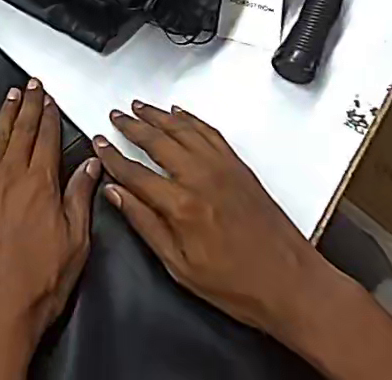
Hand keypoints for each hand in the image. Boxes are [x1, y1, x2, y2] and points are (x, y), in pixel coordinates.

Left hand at [0, 79, 99, 379]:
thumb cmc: (36, 285)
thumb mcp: (75, 243)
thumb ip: (81, 197)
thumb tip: (91, 164)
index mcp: (41, 184)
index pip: (47, 137)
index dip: (50, 115)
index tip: (50, 99)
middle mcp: (12, 176)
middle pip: (22, 129)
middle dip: (29, 104)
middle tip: (32, 84)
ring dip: (6, 112)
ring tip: (12, 93)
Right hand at [99, 101, 391, 379]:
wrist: (291, 284)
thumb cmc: (240, 284)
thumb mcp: (179, 266)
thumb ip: (144, 224)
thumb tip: (117, 196)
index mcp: (181, 205)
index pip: (134, 171)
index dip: (112, 155)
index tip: (100, 143)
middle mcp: (199, 177)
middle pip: (155, 140)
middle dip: (131, 126)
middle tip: (115, 116)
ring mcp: (220, 166)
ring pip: (180, 128)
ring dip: (156, 114)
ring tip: (138, 106)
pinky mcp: (237, 164)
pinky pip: (208, 131)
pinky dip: (190, 118)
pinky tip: (179, 113)